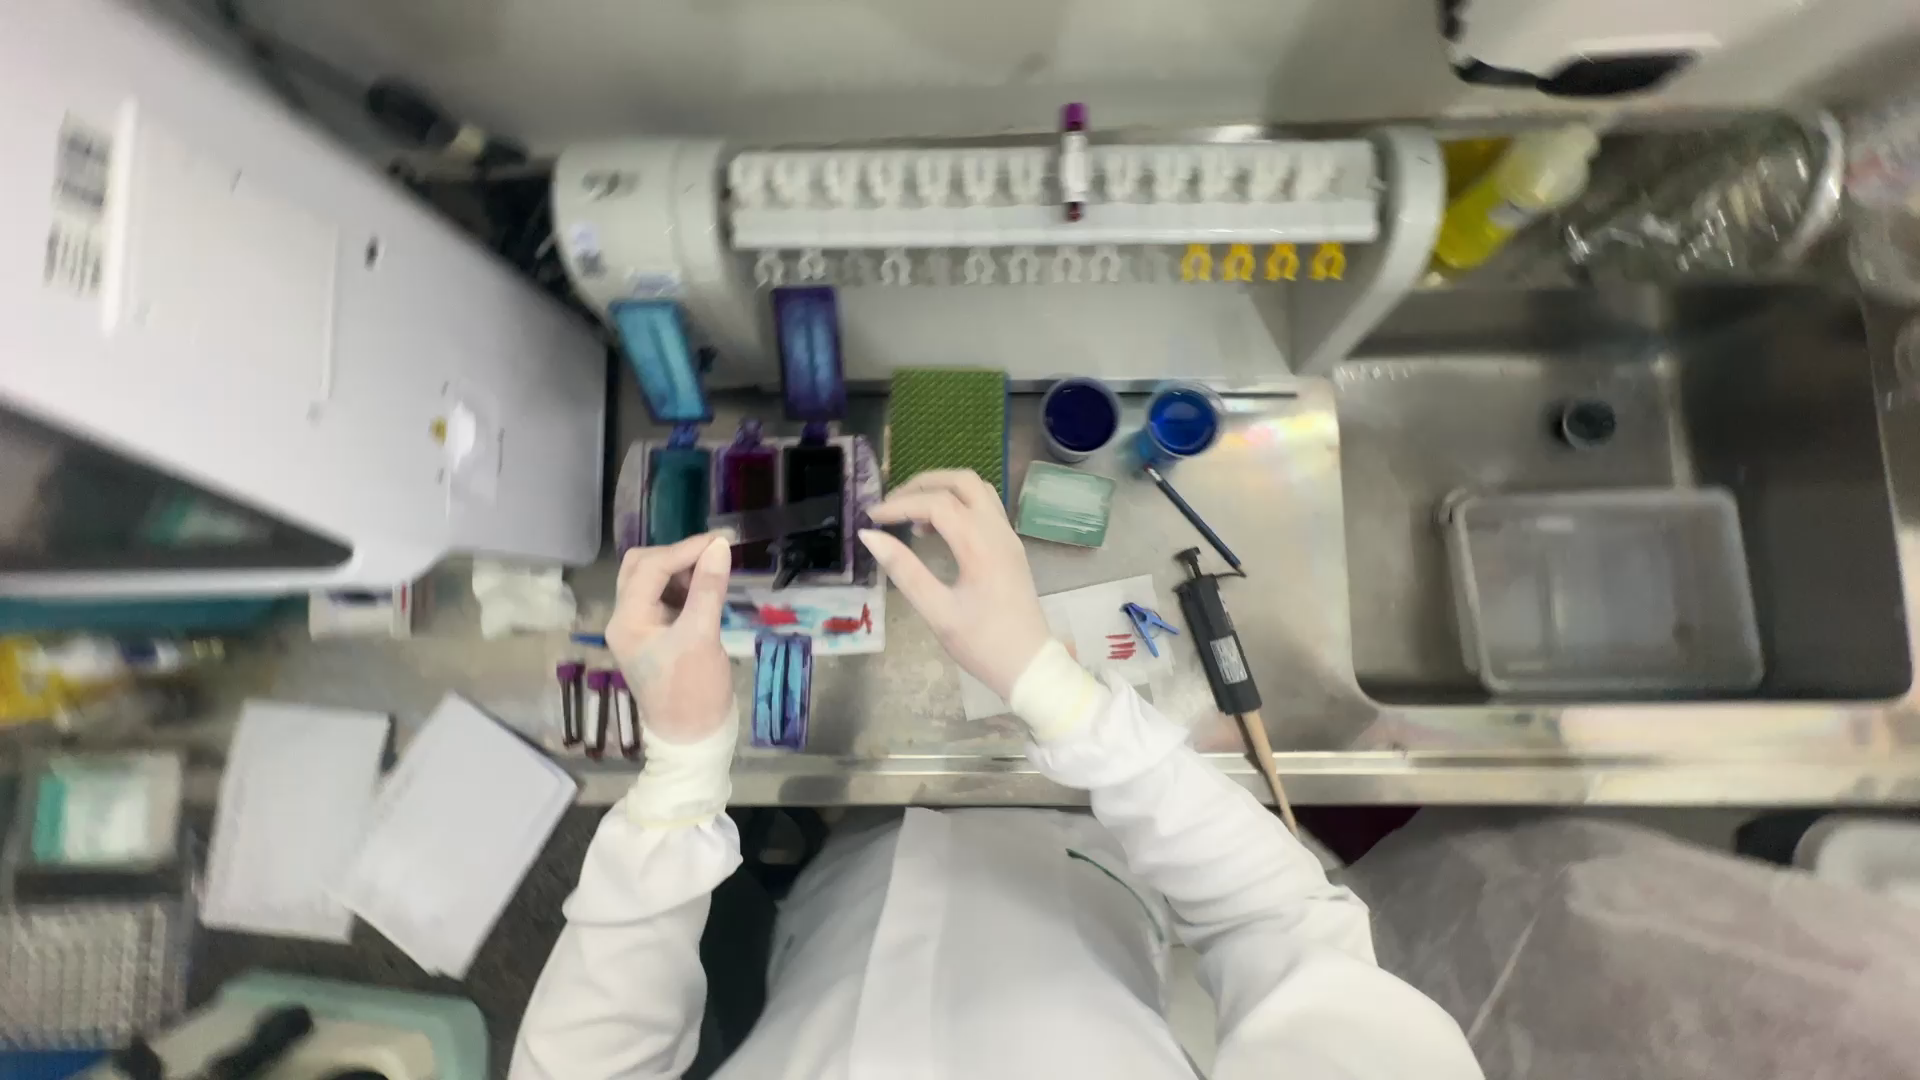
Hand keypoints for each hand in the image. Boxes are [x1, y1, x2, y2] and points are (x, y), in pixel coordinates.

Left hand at [605, 533, 734, 744]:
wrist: (694, 737)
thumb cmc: (693, 691)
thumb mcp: (702, 637)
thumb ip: (708, 588)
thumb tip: (719, 546)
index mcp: (627, 620)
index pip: (650, 567)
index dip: (685, 549)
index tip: (722, 542)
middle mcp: (627, 619)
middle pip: (642, 567)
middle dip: (678, 555)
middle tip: (714, 555)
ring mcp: (643, 627)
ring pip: (654, 580)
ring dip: (682, 569)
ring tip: (714, 571)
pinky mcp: (660, 634)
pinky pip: (667, 596)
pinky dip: (686, 585)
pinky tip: (708, 588)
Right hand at [858, 470, 1051, 698]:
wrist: (1030, 666)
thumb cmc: (983, 644)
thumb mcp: (937, 612)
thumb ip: (903, 570)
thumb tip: (870, 537)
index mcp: (981, 545)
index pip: (936, 504)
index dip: (900, 505)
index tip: (871, 518)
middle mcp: (999, 531)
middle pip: (962, 482)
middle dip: (923, 485)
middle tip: (892, 505)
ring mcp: (1009, 537)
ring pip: (977, 490)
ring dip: (943, 491)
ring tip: (912, 515)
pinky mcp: (1011, 547)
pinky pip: (985, 508)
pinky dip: (958, 505)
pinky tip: (937, 530)